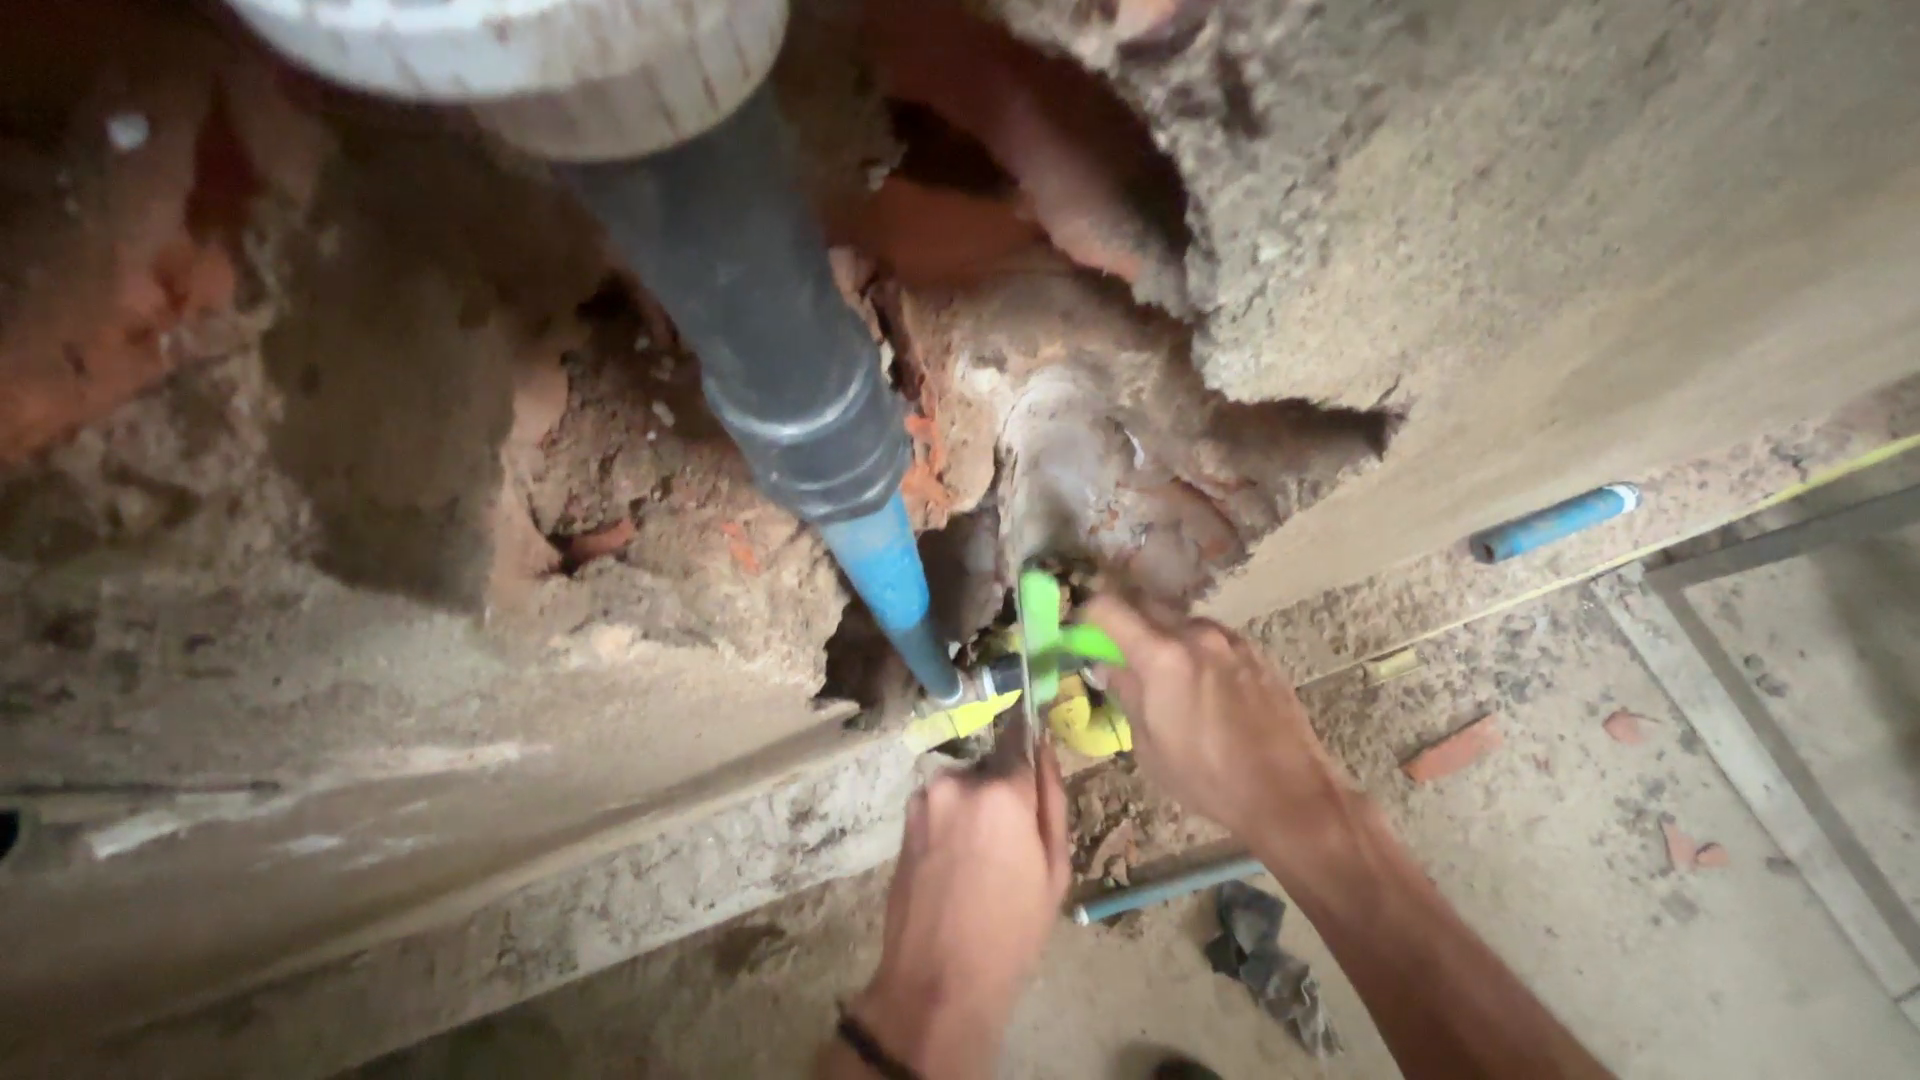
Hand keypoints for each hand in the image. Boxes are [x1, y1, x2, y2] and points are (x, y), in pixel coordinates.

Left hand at [848, 733, 1070, 1075]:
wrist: (936, 981)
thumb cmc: (1011, 931)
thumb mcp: (1054, 868)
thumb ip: (1052, 799)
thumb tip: (1046, 748)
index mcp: (1000, 790)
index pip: (1021, 737)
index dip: (1032, 744)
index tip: (1039, 755)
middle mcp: (956, 780)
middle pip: (992, 767)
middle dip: (1005, 791)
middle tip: (1015, 843)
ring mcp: (923, 799)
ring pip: (965, 787)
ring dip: (977, 808)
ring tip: (984, 862)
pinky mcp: (903, 820)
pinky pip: (941, 806)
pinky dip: (954, 823)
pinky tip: (957, 867)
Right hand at [1083, 593, 1353, 845]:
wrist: (1289, 792)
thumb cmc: (1208, 777)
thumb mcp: (1149, 745)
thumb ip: (1126, 694)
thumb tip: (1107, 666)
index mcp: (1162, 656)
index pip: (1108, 608)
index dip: (1086, 616)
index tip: (1080, 635)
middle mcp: (1197, 635)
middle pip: (1145, 604)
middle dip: (1123, 621)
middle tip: (1116, 652)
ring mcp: (1232, 640)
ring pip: (1181, 621)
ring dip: (1162, 635)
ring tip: (1164, 674)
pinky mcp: (1257, 653)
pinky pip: (1212, 638)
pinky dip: (1195, 649)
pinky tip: (1202, 685)